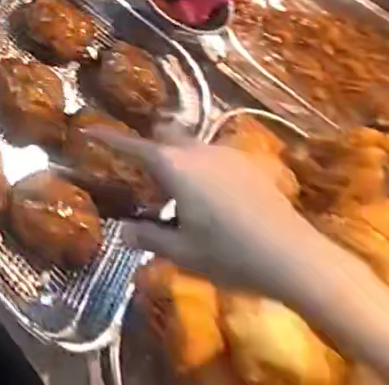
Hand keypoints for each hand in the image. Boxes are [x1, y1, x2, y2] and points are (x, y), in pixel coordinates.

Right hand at [80, 128, 335, 303]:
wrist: (299, 259)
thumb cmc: (232, 254)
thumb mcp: (184, 252)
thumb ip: (149, 237)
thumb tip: (122, 231)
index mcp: (171, 166)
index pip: (130, 146)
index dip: (107, 138)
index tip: (89, 128)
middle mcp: (193, 150)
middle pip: (164, 136)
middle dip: (151, 146)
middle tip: (146, 170)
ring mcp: (224, 153)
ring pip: (191, 146)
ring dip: (181, 158)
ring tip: (184, 187)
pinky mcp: (250, 164)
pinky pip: (217, 157)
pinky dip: (208, 168)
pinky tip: (218, 196)